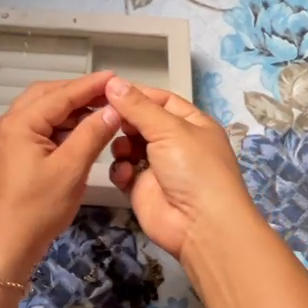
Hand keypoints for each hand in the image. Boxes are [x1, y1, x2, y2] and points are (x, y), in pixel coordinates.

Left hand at [0, 70, 123, 278]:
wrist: (7, 245)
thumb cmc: (38, 208)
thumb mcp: (71, 169)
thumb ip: (92, 134)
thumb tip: (113, 109)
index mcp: (18, 123)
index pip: (60, 95)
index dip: (90, 85)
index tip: (116, 77)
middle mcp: (7, 124)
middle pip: (46, 96)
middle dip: (78, 94)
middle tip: (109, 93)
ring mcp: (6, 139)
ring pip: (41, 112)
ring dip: (69, 110)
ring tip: (100, 110)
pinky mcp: (9, 154)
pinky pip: (37, 129)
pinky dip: (59, 127)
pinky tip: (81, 131)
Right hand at [103, 77, 259, 258]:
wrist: (201, 226)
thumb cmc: (194, 169)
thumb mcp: (169, 130)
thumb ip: (138, 106)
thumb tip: (113, 81)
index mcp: (191, 123)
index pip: (160, 99)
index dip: (135, 94)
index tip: (107, 90)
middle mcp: (175, 142)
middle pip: (141, 122)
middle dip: (124, 120)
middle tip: (106, 118)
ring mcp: (158, 166)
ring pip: (129, 145)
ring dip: (121, 145)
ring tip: (122, 151)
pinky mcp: (143, 188)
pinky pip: (124, 170)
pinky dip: (122, 169)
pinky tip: (127, 174)